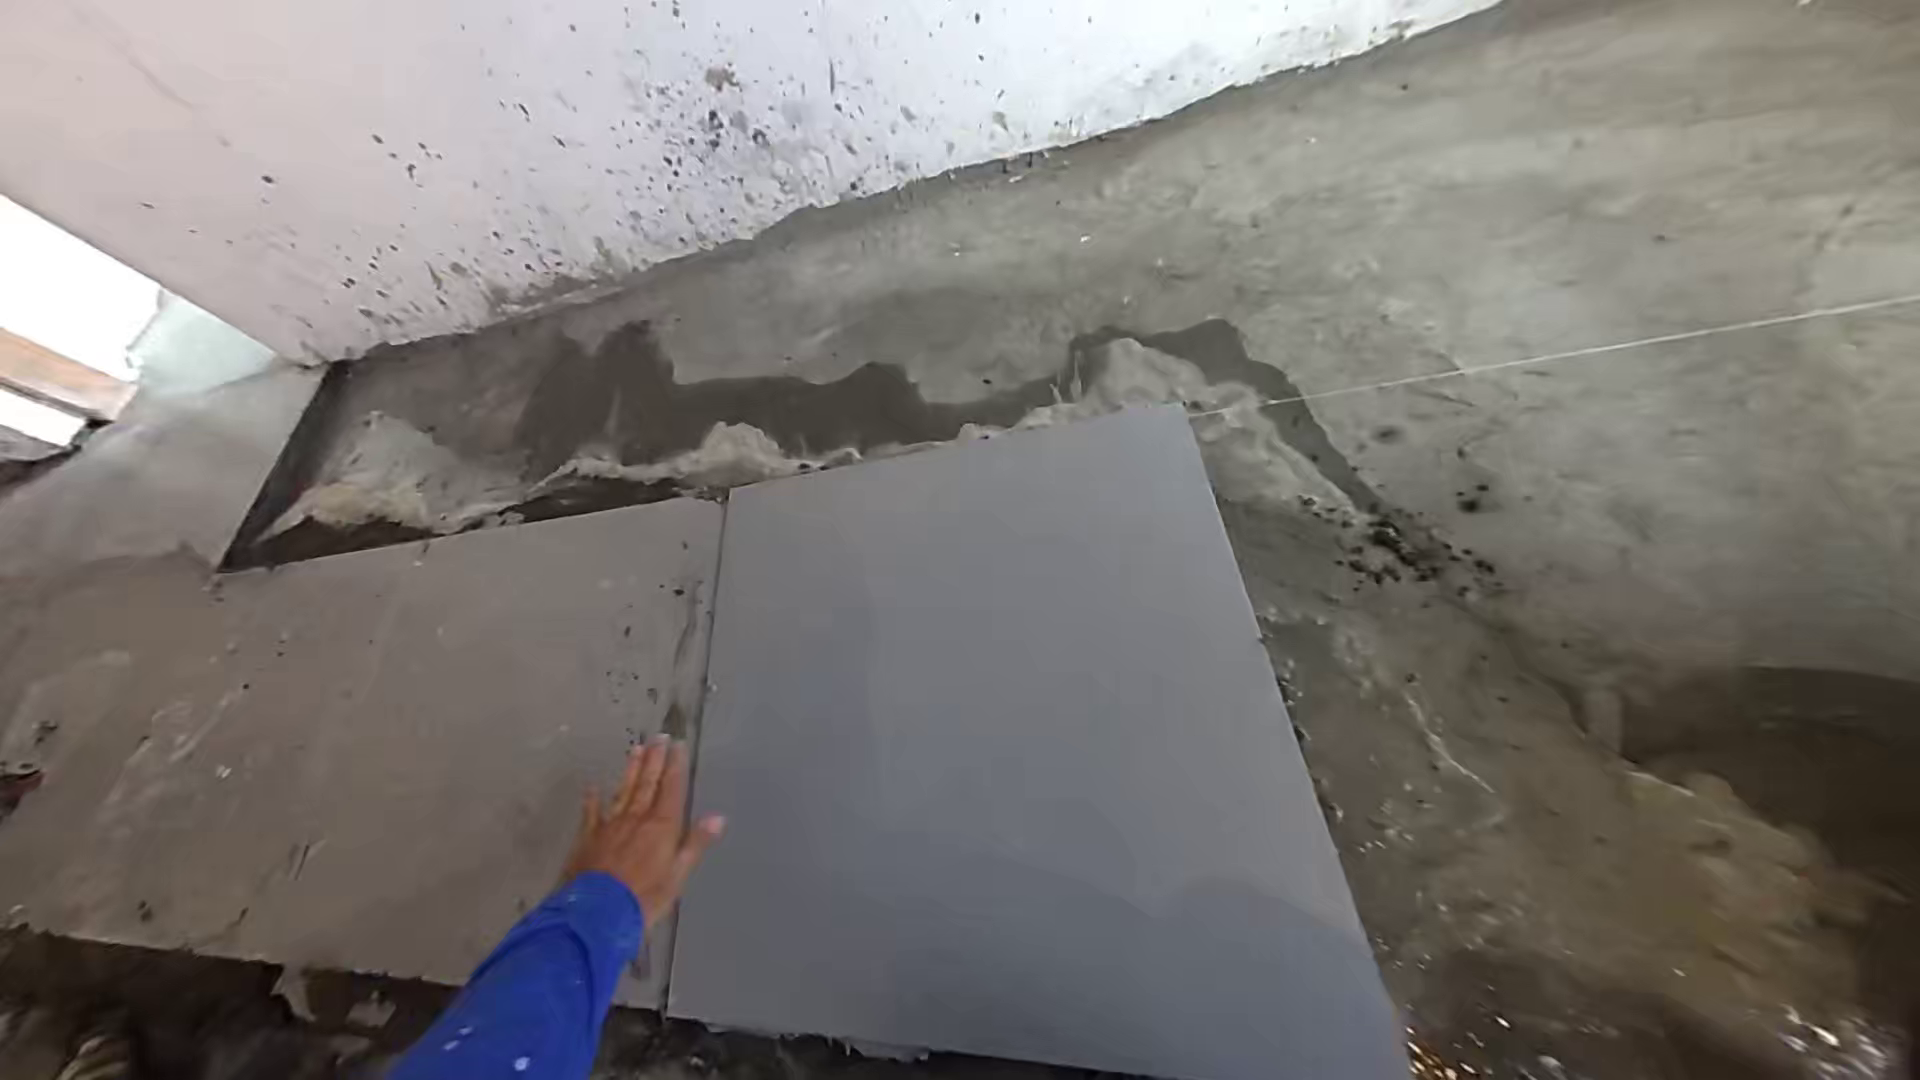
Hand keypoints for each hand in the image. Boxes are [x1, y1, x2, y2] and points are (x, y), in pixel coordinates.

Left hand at [559, 735, 724, 927]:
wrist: (592, 917)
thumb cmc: (643, 898)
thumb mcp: (678, 875)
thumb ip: (696, 843)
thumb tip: (718, 817)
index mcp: (662, 825)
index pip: (672, 787)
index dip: (676, 765)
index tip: (678, 744)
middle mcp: (637, 818)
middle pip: (648, 782)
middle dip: (655, 759)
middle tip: (658, 736)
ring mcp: (610, 826)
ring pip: (624, 790)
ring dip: (631, 769)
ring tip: (636, 749)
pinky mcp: (587, 839)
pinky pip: (591, 814)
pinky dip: (592, 800)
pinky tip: (593, 787)